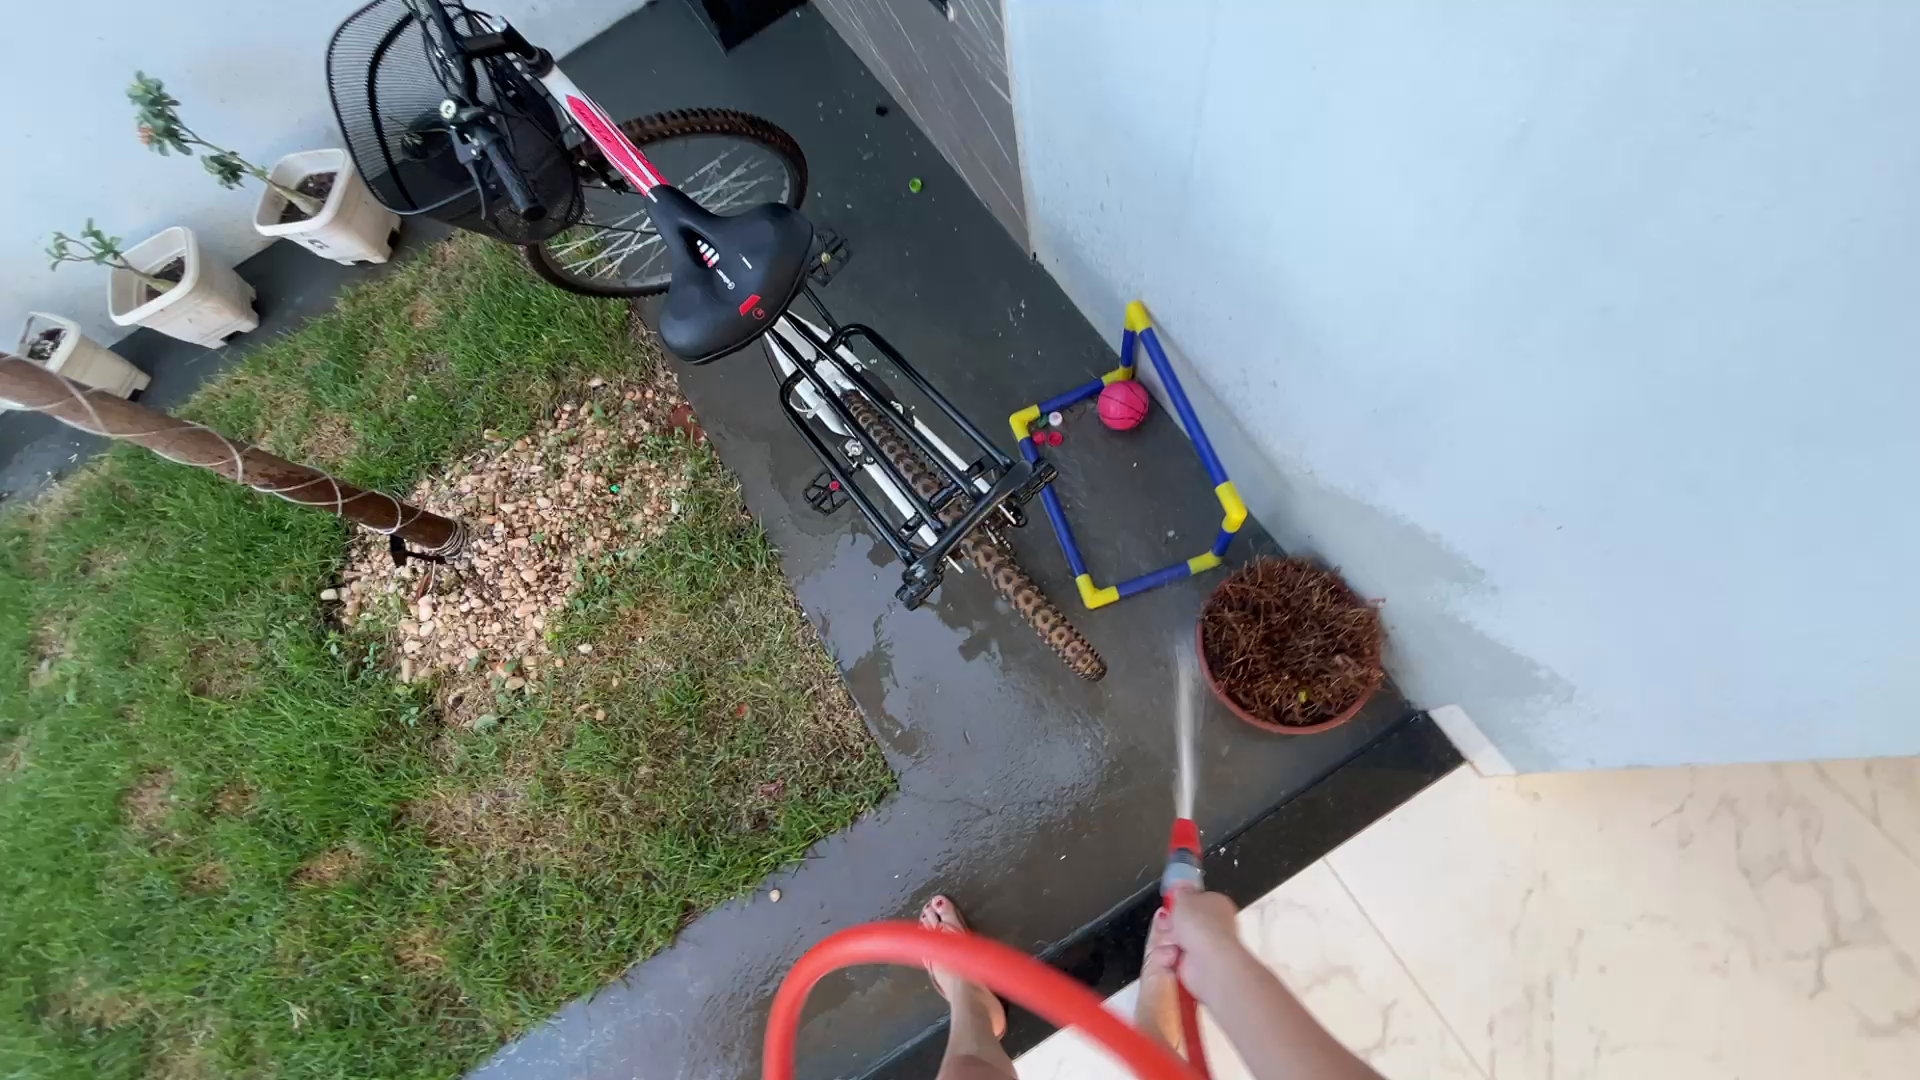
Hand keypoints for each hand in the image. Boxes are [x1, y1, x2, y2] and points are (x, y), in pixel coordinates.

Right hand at [1162, 886, 1250, 1002]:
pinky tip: (1172, 957)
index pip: (1190, 901)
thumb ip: (1179, 890)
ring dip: (1165, 941)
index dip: (1176, 904)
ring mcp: (1200, 948)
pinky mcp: (1191, 968)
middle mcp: (1209, 927)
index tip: (1169, 906)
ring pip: (1168, 940)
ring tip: (1173, 944)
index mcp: (1214, 905)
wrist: (1210, 961)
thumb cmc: (1202, 924)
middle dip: (1167, 925)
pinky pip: (1168, 958)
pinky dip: (1166, 957)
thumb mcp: (1184, 896)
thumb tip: (1180, 886)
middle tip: (1169, 926)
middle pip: (1176, 921)